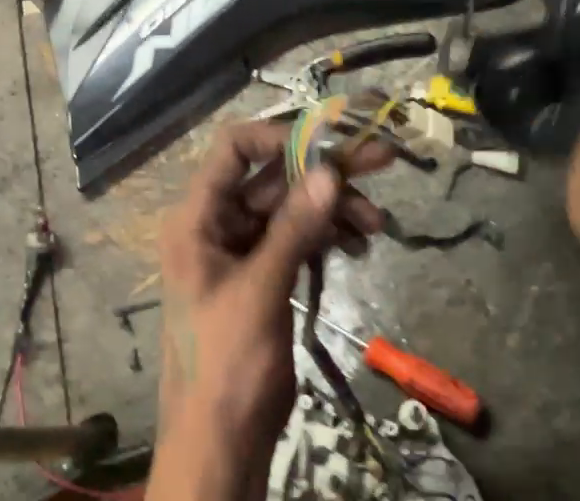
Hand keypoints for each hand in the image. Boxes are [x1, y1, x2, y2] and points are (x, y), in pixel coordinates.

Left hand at [148, 120, 391, 499]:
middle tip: (382, 159)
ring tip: (376, 222)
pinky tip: (358, 247)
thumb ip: (294, 228)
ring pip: (294, 208)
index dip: (279, 136)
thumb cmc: (225, 364)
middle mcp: (218, 224)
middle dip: (326, 173)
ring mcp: (243, 251)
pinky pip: (300, 239)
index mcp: (198, 218)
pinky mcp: (266, 276)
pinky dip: (329, 237)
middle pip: (274, 177)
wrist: (221, 443)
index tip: (329, 142)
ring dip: (335, 209)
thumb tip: (329, 171)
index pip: (233, 149)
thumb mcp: (260, 290)